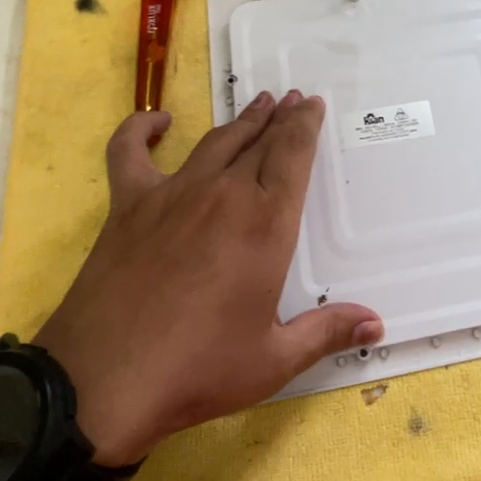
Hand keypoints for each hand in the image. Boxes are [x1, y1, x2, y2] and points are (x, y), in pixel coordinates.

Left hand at [34, 90, 382, 465]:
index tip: (311, 105)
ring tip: (256, 105)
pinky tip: (158, 121)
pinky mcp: (129, 204)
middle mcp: (224, 193)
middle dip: (279, 118)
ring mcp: (173, 193)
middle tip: (291, 100)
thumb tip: (376, 325)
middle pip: (259, 141)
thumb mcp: (273, 360)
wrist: (103, 381)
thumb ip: (327, 333)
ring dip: (240, 121)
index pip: (292, 154)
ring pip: (215, 141)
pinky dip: (141, 129)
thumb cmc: (197, 369)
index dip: (304, 125)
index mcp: (265, 222)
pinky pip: (130, 151)